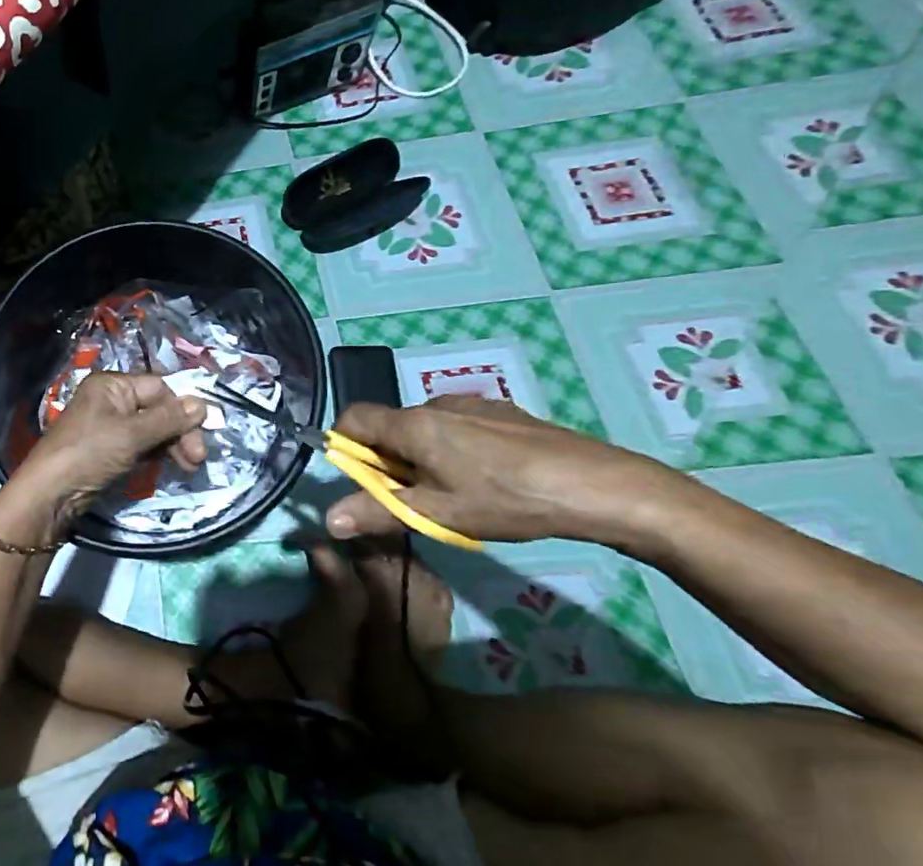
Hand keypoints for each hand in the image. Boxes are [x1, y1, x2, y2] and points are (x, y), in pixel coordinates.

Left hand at [5, 373, 208, 537]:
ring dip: (174, 445)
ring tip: (190, 467)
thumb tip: (203, 404)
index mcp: (113, 385)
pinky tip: (174, 466)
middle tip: (197, 458)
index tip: (200, 435)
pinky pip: (144, 445)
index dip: (182, 410)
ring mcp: (112, 426)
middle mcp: (113, 400)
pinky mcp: (112, 450)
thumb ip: (169, 419)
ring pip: (154, 429)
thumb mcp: (132, 435)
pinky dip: (160, 454)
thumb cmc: (88, 454)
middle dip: (181, 431)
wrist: (49, 496)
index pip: (160, 389)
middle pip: (159, 409)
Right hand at [323, 396, 710, 548]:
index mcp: (414, 423)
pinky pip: (456, 428)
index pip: (354, 418)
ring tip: (455, 497)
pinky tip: (487, 481)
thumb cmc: (505, 499)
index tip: (362, 484)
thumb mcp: (438, 514)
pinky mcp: (500, 412)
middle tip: (414, 503)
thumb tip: (329, 518)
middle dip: (388, 463)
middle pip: (390, 427)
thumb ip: (379, 512)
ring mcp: (472, 404)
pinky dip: (451, 451)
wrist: (592, 484)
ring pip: (425, 429)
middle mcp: (436, 404)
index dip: (344, 447)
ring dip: (421, 459)